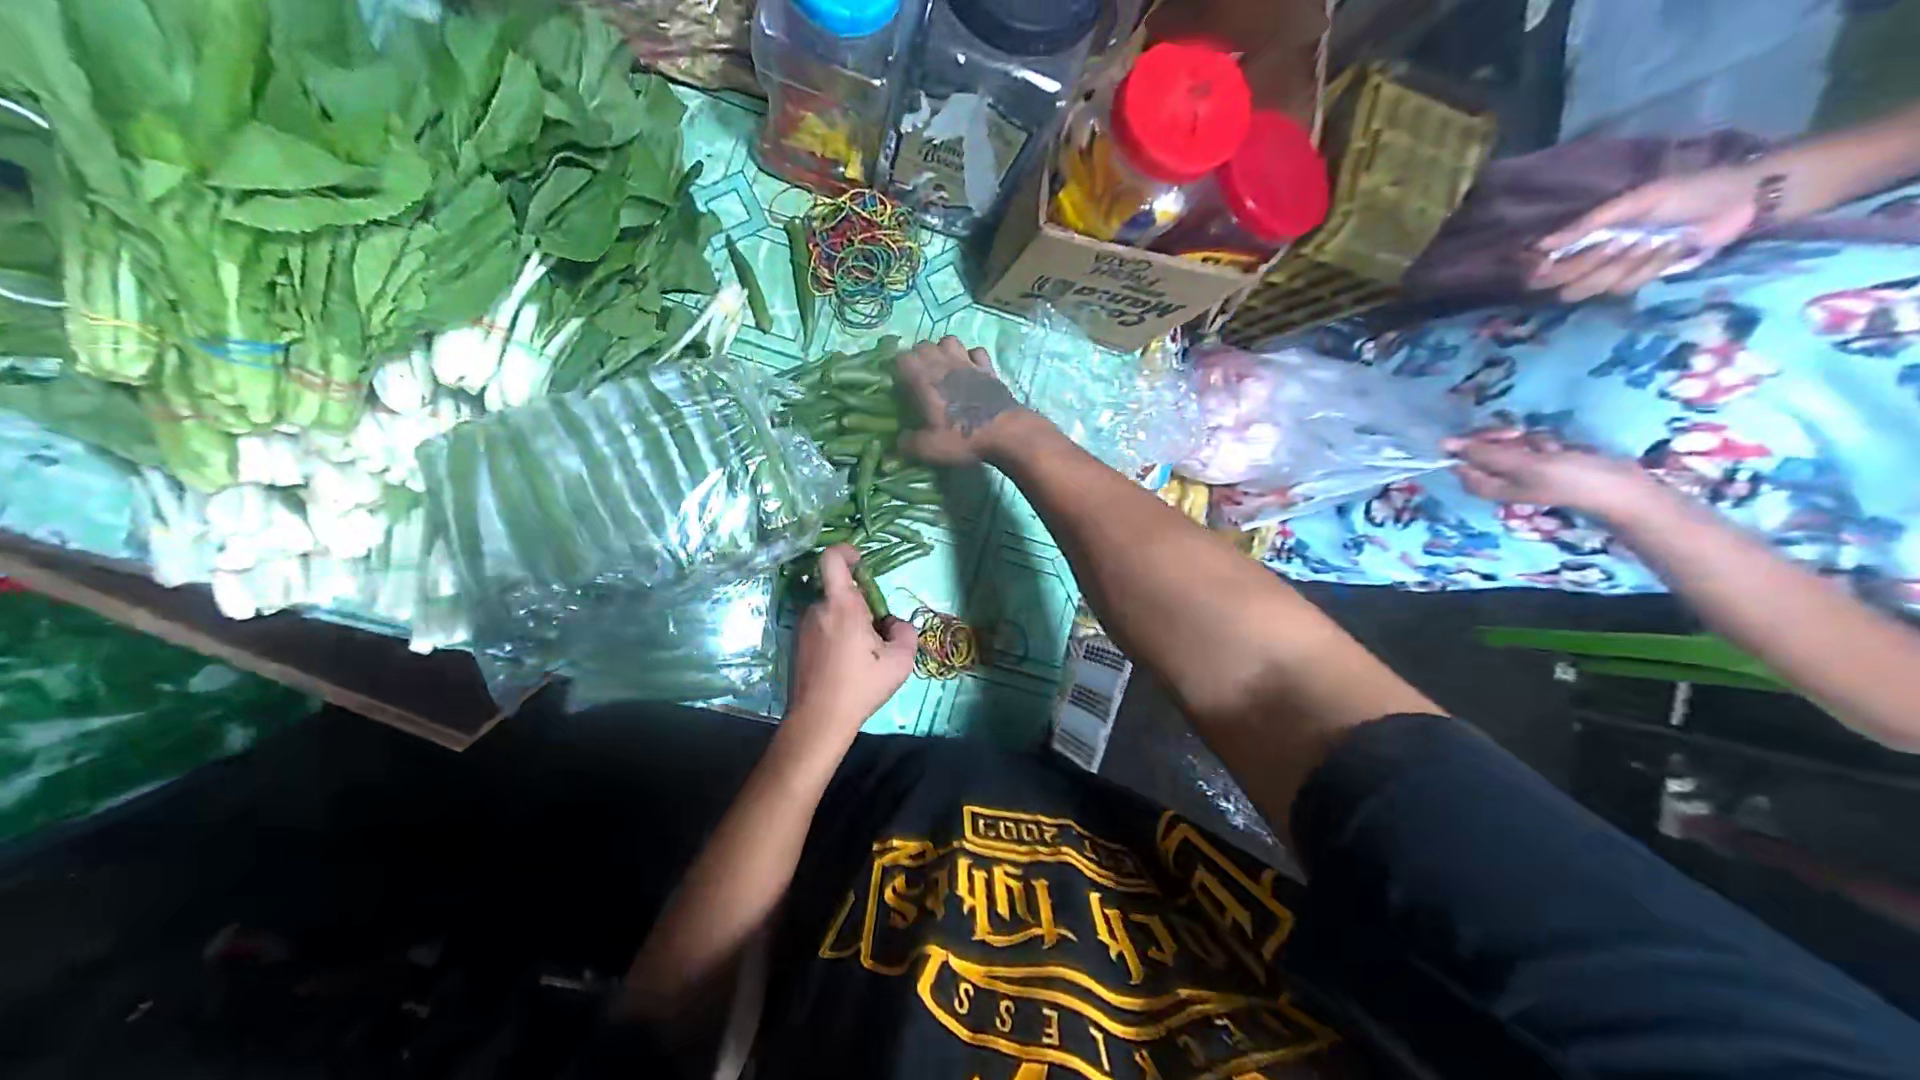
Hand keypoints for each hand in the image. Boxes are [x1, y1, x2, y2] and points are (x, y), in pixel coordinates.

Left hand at [782, 546, 916, 752]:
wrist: (819, 720)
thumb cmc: (860, 686)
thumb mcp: (900, 661)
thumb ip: (905, 632)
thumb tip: (893, 623)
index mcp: (841, 605)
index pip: (833, 559)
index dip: (846, 552)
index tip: (861, 562)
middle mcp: (817, 609)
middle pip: (840, 592)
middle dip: (861, 606)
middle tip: (877, 637)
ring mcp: (804, 628)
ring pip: (832, 613)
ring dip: (849, 625)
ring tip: (863, 658)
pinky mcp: (797, 645)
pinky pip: (822, 629)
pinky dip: (836, 638)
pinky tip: (846, 667)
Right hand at [895, 336, 1038, 464]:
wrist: (1006, 432)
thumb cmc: (963, 438)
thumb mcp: (929, 448)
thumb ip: (908, 443)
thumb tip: (899, 440)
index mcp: (925, 380)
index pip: (903, 358)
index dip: (898, 368)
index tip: (899, 383)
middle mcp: (944, 365)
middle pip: (924, 345)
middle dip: (918, 356)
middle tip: (920, 377)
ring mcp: (968, 363)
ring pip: (949, 340)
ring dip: (943, 350)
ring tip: (943, 368)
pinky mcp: (988, 368)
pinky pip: (976, 351)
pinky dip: (970, 357)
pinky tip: (970, 370)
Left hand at [1446, 429, 1664, 520]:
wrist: (1618, 488)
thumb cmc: (1567, 479)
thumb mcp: (1522, 465)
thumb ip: (1482, 453)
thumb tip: (1444, 443)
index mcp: (1484, 485)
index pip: (1457, 460)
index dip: (1470, 444)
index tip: (1490, 436)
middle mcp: (1496, 478)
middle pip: (1479, 449)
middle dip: (1499, 439)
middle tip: (1518, 435)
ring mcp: (1518, 469)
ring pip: (1506, 443)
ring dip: (1526, 441)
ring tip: (1548, 449)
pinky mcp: (1539, 461)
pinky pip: (1529, 444)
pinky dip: (1542, 443)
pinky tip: (1559, 448)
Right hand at [1530, 165, 1762, 300]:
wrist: (1739, 202)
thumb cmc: (1686, 192)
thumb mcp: (1636, 201)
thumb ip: (1587, 224)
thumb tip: (1539, 246)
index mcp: (1582, 236)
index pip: (1541, 265)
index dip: (1540, 269)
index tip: (1545, 266)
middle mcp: (1588, 257)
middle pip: (1561, 283)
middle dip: (1589, 265)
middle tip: (1621, 242)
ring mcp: (1612, 271)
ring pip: (1592, 288)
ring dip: (1625, 264)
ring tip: (1653, 241)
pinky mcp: (1637, 280)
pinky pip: (1626, 287)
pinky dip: (1650, 267)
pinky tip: (1671, 249)